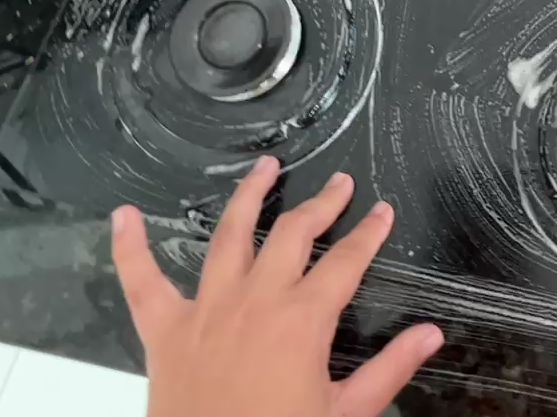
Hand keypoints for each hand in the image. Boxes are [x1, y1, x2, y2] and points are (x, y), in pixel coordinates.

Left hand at [111, 157, 442, 416]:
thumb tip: (433, 332)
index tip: (384, 210)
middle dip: (322, 203)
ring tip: (266, 165)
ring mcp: (207, 310)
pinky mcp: (166, 332)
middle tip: (340, 183)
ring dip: (249, 195)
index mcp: (302, 319)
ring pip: (230, 235)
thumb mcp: (347, 416)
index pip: (347, 260)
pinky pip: (143, 285)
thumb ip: (391, 368)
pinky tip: (123, 216)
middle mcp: (257, 299)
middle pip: (294, 233)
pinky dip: (130, 249)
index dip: (370, 232)